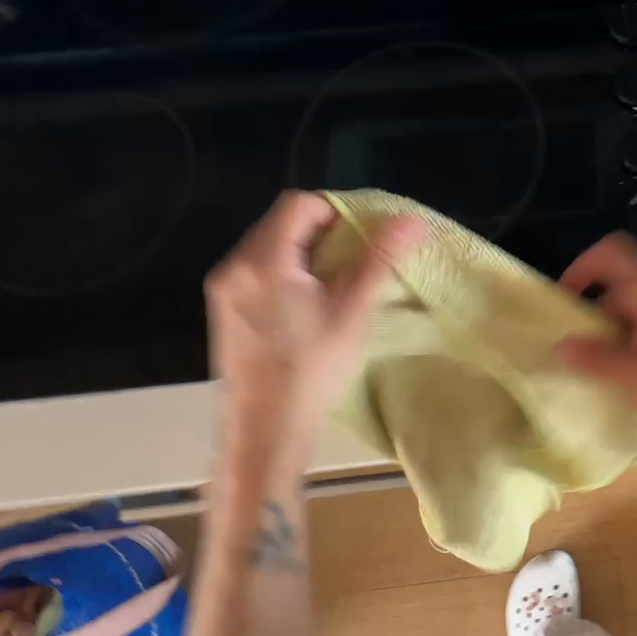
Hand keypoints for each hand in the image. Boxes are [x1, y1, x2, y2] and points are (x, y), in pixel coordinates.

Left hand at [204, 191, 422, 445]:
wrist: (263, 432)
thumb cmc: (311, 370)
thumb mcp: (353, 312)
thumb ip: (380, 259)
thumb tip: (411, 220)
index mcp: (263, 260)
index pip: (300, 203)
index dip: (337, 211)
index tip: (364, 238)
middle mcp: (235, 265)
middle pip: (284, 221)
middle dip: (325, 230)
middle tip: (357, 259)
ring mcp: (225, 288)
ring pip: (272, 244)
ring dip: (308, 250)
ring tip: (338, 281)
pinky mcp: (225, 307)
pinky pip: (260, 266)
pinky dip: (289, 269)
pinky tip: (311, 301)